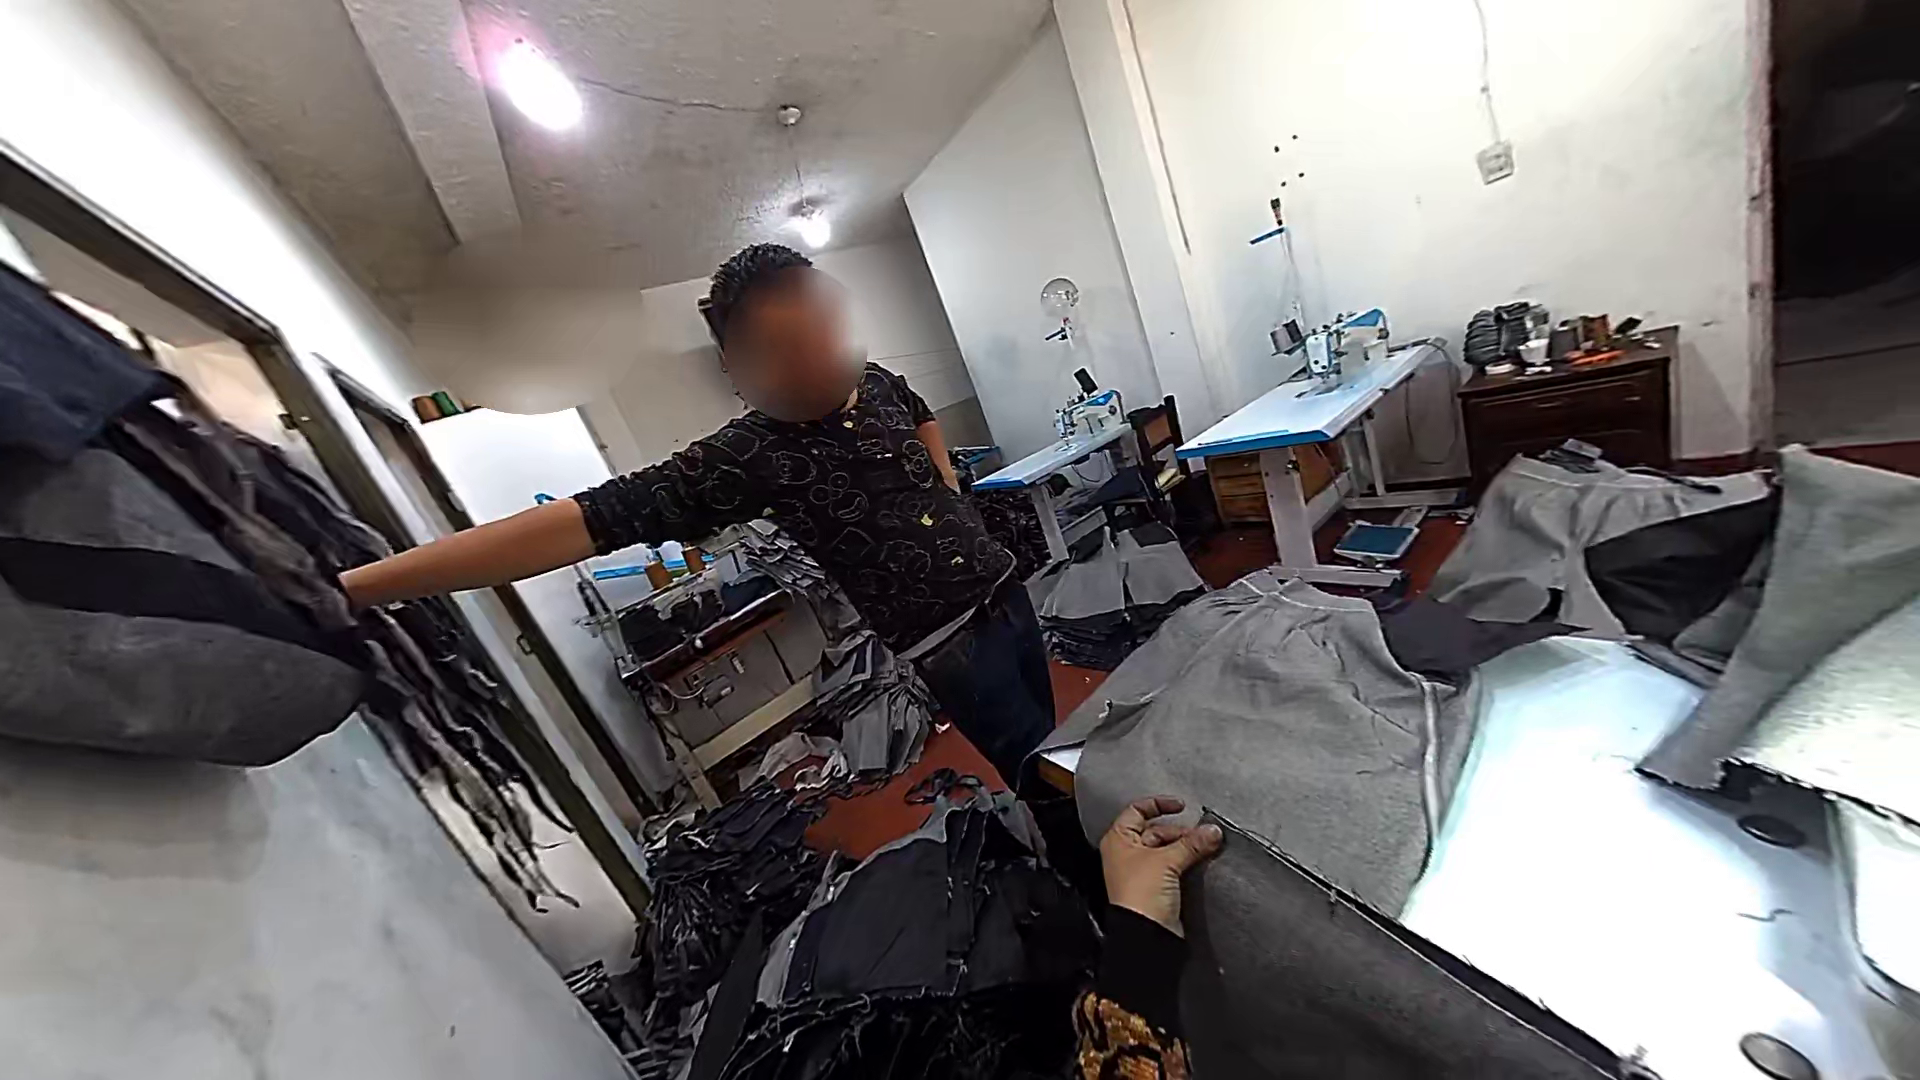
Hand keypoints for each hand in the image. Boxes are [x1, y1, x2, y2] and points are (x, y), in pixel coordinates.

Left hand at [1099, 796, 1223, 936]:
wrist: (1146, 936)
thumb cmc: (1143, 892)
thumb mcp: (1166, 861)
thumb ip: (1191, 844)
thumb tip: (1213, 830)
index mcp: (1119, 838)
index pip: (1137, 810)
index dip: (1158, 805)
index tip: (1181, 806)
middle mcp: (1126, 851)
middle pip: (1154, 830)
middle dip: (1179, 830)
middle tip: (1202, 834)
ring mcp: (1140, 869)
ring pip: (1165, 848)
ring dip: (1184, 845)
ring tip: (1206, 844)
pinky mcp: (1154, 886)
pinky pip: (1171, 865)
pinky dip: (1185, 860)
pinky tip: (1201, 858)